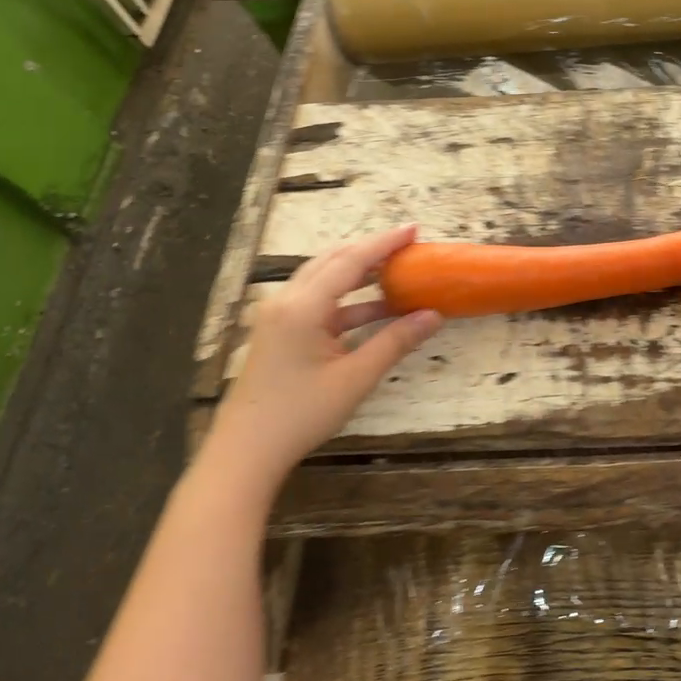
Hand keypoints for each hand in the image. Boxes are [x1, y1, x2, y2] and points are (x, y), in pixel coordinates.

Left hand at [203, 226, 442, 481]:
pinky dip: (347, 300)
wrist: (246, 451)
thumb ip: (395, 342)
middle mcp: (286, 302)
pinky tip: (375, 309)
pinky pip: (318, 302)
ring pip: (323, 280)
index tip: (413, 229)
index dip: (384, 243)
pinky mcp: (279, 333)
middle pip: (332, 261)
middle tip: (407, 245)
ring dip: (358, 274)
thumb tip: (433, 315)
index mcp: (303, 307)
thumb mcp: (355, 378)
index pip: (350, 261)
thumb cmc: (300, 414)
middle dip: (370, 251)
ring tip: (396, 271)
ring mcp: (278, 317)